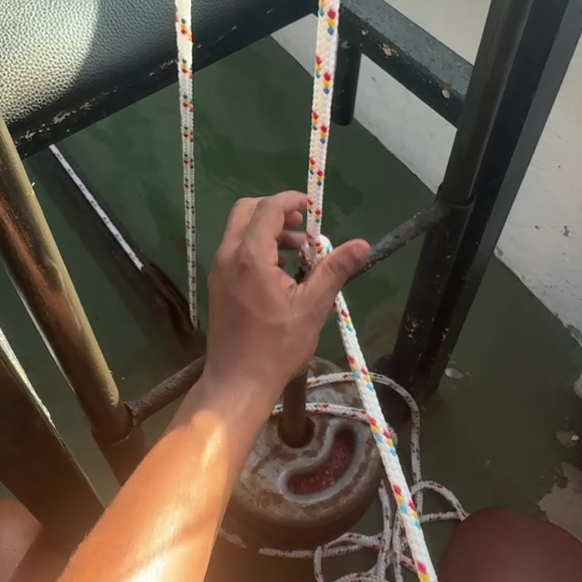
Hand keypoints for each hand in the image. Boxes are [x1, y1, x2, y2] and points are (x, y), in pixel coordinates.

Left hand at [200, 191, 369, 413]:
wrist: (237, 382)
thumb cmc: (277, 347)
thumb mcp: (313, 307)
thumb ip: (335, 270)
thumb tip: (363, 245)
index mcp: (250, 256)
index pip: (269, 208)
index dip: (292, 200)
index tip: (313, 208)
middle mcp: (229, 255)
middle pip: (247, 210)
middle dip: (276, 210)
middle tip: (304, 226)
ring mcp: (219, 269)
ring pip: (240, 230)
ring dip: (268, 229)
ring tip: (299, 253)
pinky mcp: (218, 283)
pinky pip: (236, 250)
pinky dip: (257, 247)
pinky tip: (281, 273)